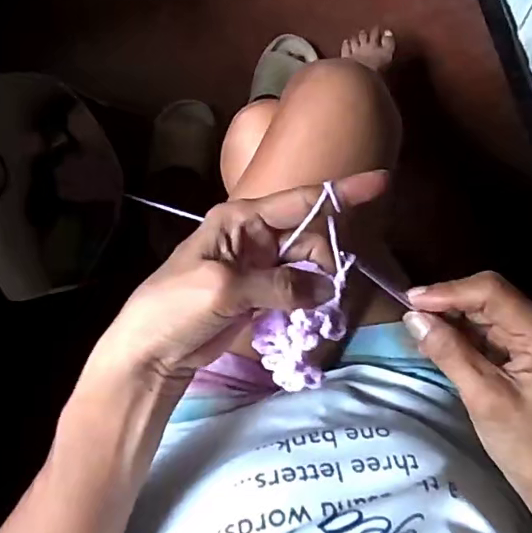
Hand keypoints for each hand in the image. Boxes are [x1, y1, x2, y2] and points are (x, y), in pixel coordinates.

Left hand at [87, 171, 390, 388]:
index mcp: (239, 219)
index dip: (341, 192)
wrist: (150, 350)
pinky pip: (296, 293)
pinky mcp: (258, 295)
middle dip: (326, 261)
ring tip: (311, 319)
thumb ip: (278, 284)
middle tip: (325, 296)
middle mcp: (252, 237)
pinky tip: (304, 325)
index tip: (381, 181)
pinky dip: (306, 307)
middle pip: (309, 237)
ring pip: (306, 268)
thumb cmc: (175, 307)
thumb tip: (324, 289)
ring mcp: (257, 267)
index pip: (299, 200)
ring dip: (317, 290)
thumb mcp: (224, 289)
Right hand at [403, 272, 531, 502]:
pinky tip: (435, 337)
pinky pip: (484, 326)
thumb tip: (413, 318)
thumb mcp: (482, 397)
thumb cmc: (524, 443)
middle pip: (488, 295)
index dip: (449, 292)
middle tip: (410, 314)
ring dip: (449, 314)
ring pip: (483, 307)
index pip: (493, 293)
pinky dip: (457, 329)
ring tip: (417, 326)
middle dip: (447, 301)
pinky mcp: (522, 348)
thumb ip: (449, 352)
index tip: (411, 301)